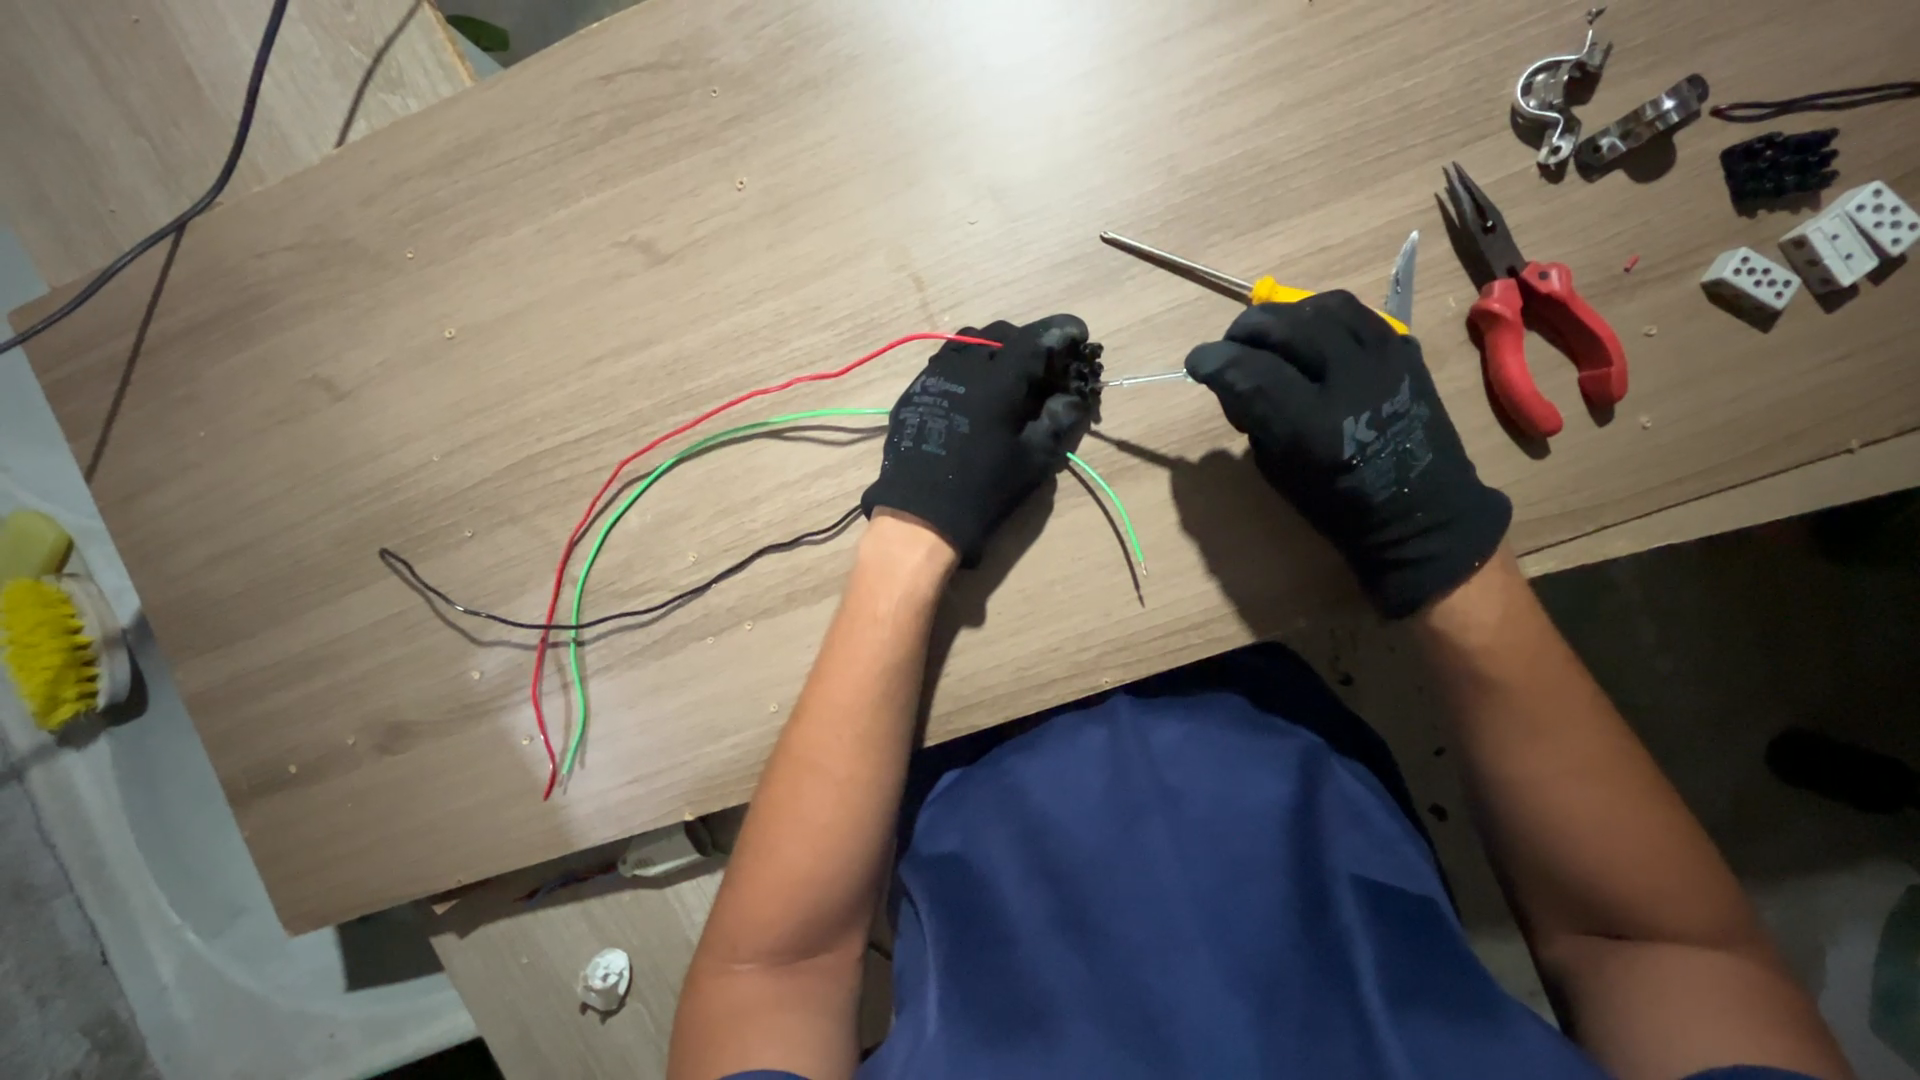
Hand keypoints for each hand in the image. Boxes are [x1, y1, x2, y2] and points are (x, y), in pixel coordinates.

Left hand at [862, 316, 1094, 566]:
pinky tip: (975, 391)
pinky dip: (967, 365)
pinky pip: (944, 362)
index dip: (1061, 332)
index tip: (1078, 335)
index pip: (1035, 339)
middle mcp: (963, 368)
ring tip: (1009, 375)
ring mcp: (932, 377)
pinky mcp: (914, 393)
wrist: (921, 516)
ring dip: (994, 349)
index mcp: (997, 381)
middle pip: (1000, 335)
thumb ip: (1058, 419)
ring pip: (967, 342)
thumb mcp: (1034, 459)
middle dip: (1028, 342)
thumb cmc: (985, 490)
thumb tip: (1073, 395)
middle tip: (1044, 366)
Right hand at [1184, 292, 1511, 617]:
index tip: (1197, 364)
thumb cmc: (1338, 505)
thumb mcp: (1276, 469)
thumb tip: (1233, 379)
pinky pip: (1353, 312)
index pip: (1247, 370)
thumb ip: (1253, 415)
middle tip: (1230, 350)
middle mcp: (1349, 381)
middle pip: (1282, 326)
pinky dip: (1319, 317)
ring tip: (1269, 338)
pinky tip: (1309, 337)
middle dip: (1243, 332)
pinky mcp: (1403, 348)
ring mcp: (1383, 358)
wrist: (1423, 511)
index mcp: (1312, 426)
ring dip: (1282, 318)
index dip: (1212, 360)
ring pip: (1319, 306)